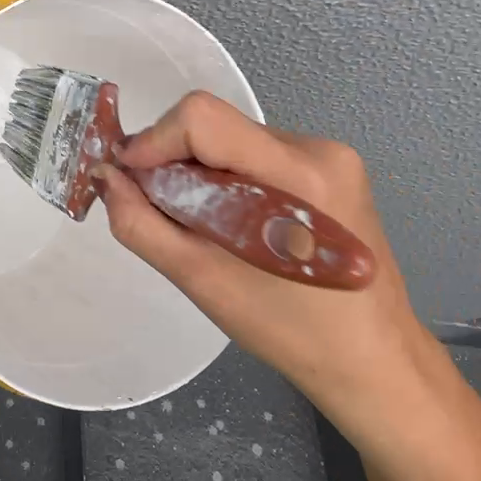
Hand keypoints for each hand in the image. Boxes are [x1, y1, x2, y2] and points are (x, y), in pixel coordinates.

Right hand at [92, 91, 423, 404]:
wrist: (374, 362)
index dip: (155, 140)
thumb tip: (106, 177)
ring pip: (231, 137)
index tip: (131, 176)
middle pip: (215, 126)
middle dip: (174, 160)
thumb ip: (140, 222)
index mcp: (296, 174)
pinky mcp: (331, 166)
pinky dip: (227, 176)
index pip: (202, 118)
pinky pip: (254, 151)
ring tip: (202, 223)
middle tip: (161, 207)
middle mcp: (318, 149)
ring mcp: (330, 154)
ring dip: (200, 171)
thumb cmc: (289, 329)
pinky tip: (234, 221)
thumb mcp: (199, 279)